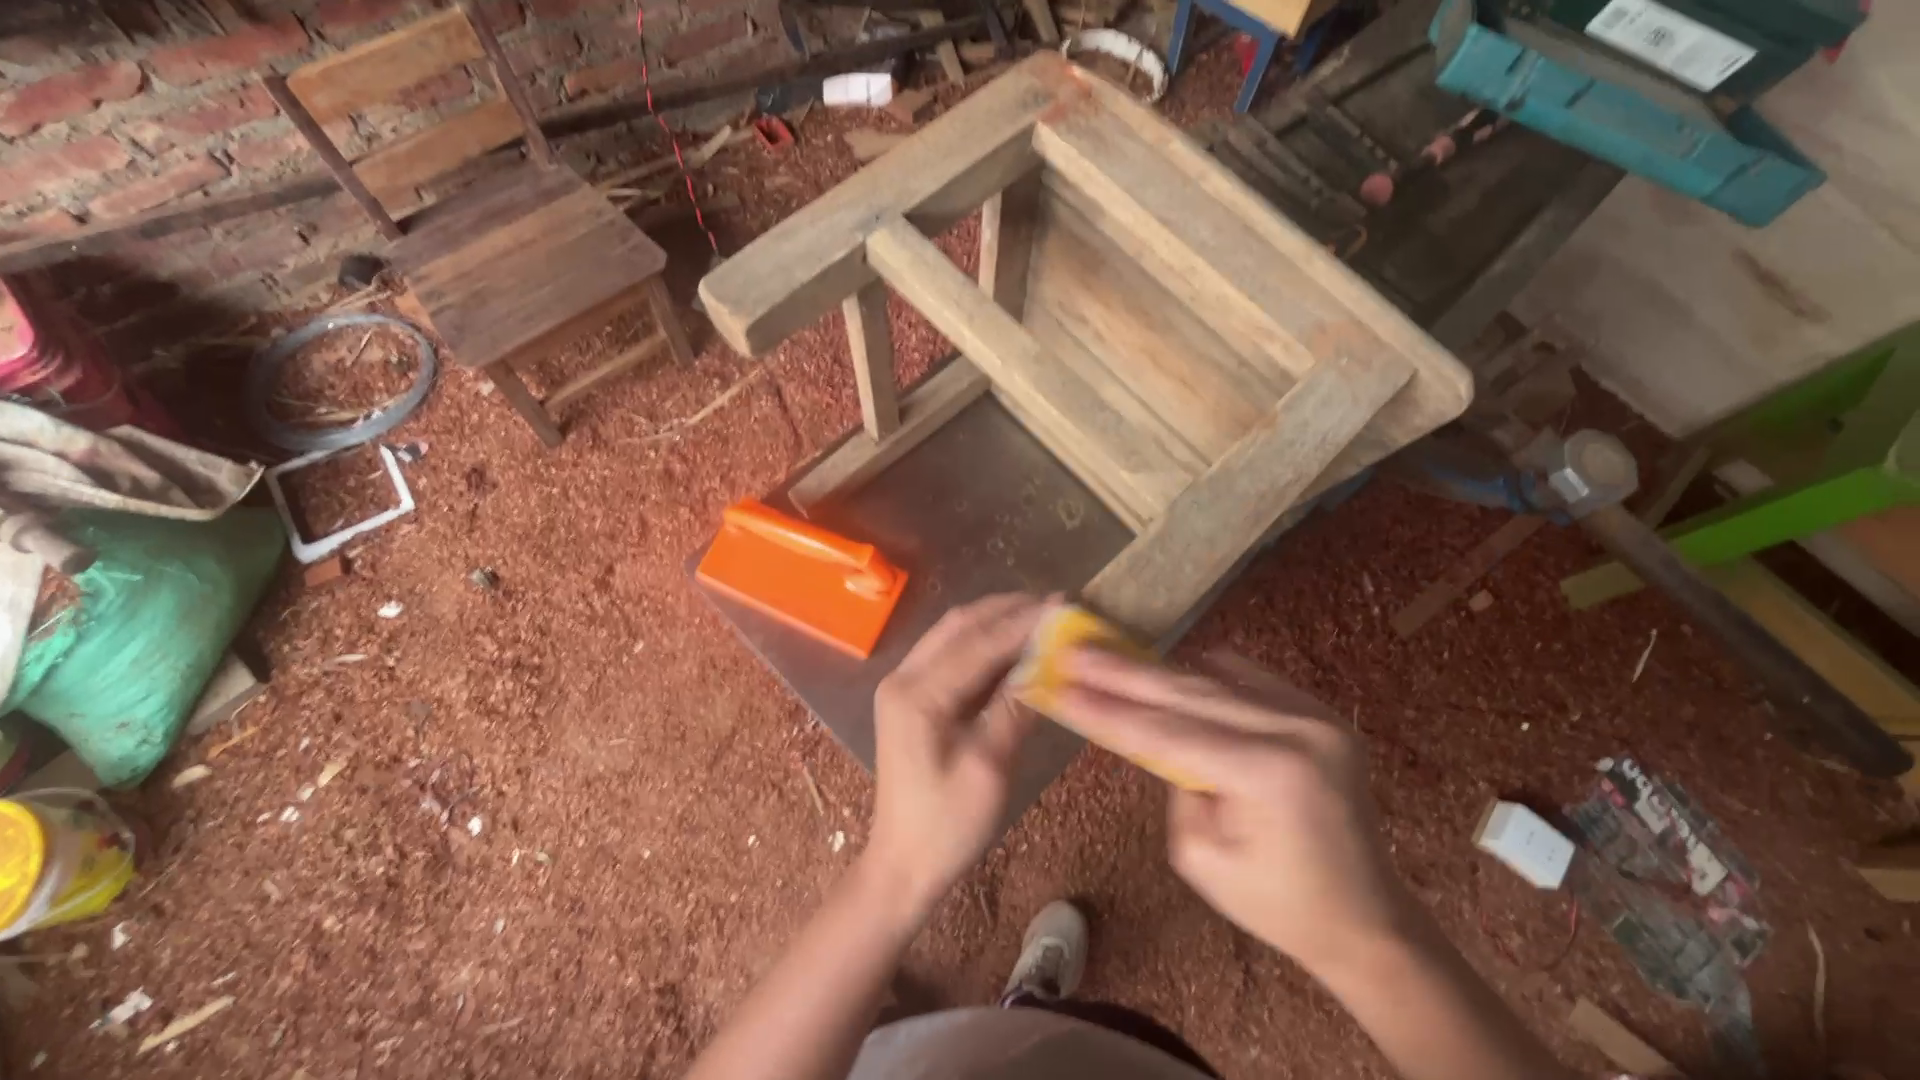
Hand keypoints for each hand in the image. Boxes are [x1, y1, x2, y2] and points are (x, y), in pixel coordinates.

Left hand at [865, 593, 1044, 914]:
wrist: (904, 861)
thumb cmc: (947, 823)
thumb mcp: (989, 766)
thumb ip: (1016, 707)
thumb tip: (1049, 661)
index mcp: (917, 694)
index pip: (977, 642)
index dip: (1023, 621)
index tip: (1065, 605)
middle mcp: (903, 678)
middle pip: (960, 625)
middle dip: (1008, 610)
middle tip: (1057, 604)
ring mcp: (903, 686)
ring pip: (953, 635)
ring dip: (995, 622)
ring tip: (1042, 617)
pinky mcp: (911, 698)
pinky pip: (950, 655)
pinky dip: (983, 644)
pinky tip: (1015, 647)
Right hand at [1053, 648, 1412, 972]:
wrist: (1365, 917)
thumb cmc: (1274, 903)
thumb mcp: (1200, 856)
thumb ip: (1174, 785)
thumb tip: (1160, 735)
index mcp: (1267, 773)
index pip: (1166, 731)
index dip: (1108, 709)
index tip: (1061, 687)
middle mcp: (1296, 729)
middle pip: (1191, 689)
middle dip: (1126, 672)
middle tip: (1076, 651)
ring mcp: (1315, 715)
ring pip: (1219, 676)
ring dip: (1162, 672)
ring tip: (1110, 658)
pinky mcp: (1321, 713)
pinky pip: (1251, 679)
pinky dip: (1207, 676)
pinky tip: (1172, 675)